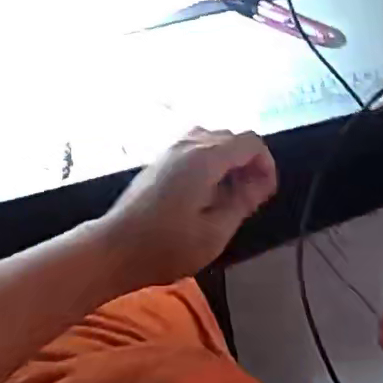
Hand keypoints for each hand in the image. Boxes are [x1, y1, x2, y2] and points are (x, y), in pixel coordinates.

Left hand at [90, 128, 277, 290]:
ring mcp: (171, 148)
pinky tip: (207, 193)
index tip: (266, 194)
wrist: (117, 245)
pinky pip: (194, 147)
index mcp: (204, 157)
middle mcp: (187, 143)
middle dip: (248, 162)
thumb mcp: (215, 233)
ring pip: (212, 139)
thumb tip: (258, 183)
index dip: (266, 164)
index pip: (249, 141)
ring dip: (228, 160)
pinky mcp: (161, 159)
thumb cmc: (166, 245)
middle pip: (231, 137)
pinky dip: (210, 161)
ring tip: (231, 196)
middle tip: (252, 198)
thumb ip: (241, 202)